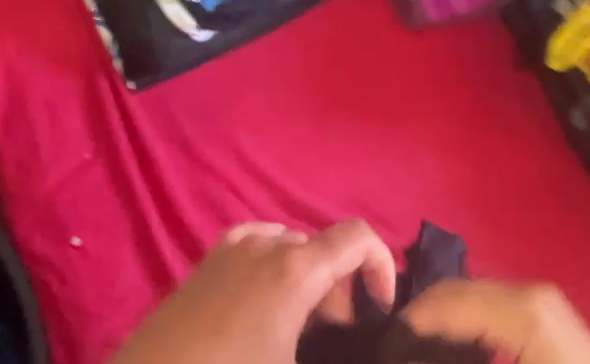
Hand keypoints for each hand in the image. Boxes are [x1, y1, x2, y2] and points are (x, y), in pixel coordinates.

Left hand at [111, 219, 397, 363]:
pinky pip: (256, 249)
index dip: (384, 266)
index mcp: (295, 268)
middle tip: (337, 335)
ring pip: (289, 248)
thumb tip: (363, 352)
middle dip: (342, 285)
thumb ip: (330, 351)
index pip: (358, 236)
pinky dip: (274, 269)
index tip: (382, 311)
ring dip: (308, 279)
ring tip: (303, 329)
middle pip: (323, 246)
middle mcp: (266, 245)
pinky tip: (264, 308)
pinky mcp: (205, 263)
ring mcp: (231, 249)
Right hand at [401, 279, 589, 363]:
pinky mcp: (549, 316)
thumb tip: (408, 357)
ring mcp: (544, 302)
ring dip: (445, 319)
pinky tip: (457, 349)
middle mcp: (532, 294)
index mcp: (525, 313)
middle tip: (397, 348)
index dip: (413, 322)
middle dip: (424, 318)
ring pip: (475, 295)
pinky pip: (494, 306)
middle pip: (460, 291)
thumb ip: (462, 361)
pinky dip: (468, 322)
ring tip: (420, 348)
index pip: (450, 300)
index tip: (386, 350)